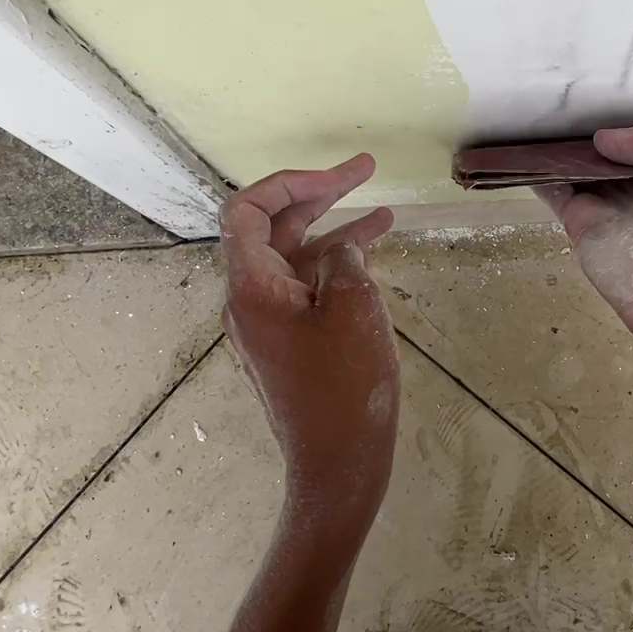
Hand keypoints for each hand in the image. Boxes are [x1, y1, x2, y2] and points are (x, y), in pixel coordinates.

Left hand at [219, 155, 398, 522]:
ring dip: (338, 230)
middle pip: (274, 228)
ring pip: (299, 258)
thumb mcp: (353, 306)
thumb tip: (341, 250)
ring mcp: (270, 322)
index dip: (290, 183)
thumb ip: (344, 259)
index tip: (338, 178)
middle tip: (364, 170)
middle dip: (320, 195)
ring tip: (385, 214)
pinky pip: (310, 288)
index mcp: (251, 287)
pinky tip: (374, 258)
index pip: (247, 210)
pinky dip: (339, 266)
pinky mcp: (291, 341)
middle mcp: (250, 299)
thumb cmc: (344, 384)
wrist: (339, 461)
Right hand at [535, 125, 632, 339]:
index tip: (607, 111)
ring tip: (543, 126)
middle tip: (571, 116)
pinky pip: (557, 194)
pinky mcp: (581, 226)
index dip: (629, 130)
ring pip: (581, 174)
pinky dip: (542, 176)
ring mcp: (611, 210)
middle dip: (593, 140)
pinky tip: (529, 155)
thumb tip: (605, 140)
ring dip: (563, 155)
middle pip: (610, 160)